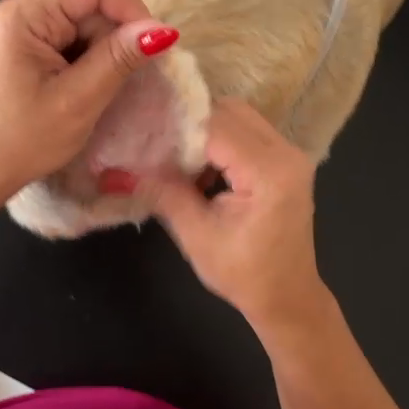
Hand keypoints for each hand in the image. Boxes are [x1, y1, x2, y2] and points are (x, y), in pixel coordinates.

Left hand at [0, 0, 179, 205]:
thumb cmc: (23, 142)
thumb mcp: (78, 102)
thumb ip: (118, 59)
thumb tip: (163, 30)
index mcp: (26, 12)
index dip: (129, 5)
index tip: (147, 48)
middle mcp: (24, 7)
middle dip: (117, 31)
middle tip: (120, 76)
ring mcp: (26, 25)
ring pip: (88, 16)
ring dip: (106, 48)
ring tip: (97, 88)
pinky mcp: (32, 45)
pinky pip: (75, 34)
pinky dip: (92, 57)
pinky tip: (86, 87)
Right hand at [153, 99, 327, 324]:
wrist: (287, 297)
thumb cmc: (243, 274)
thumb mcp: (196, 235)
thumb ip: (162, 193)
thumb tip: (117, 170)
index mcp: (269, 172)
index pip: (215, 127)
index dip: (175, 128)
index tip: (140, 135)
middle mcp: (287, 153)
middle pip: (229, 111)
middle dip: (189, 125)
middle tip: (155, 145)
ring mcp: (291, 153)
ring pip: (239, 116)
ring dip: (205, 132)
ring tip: (176, 160)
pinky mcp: (286, 160)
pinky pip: (249, 131)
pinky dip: (221, 141)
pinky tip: (200, 169)